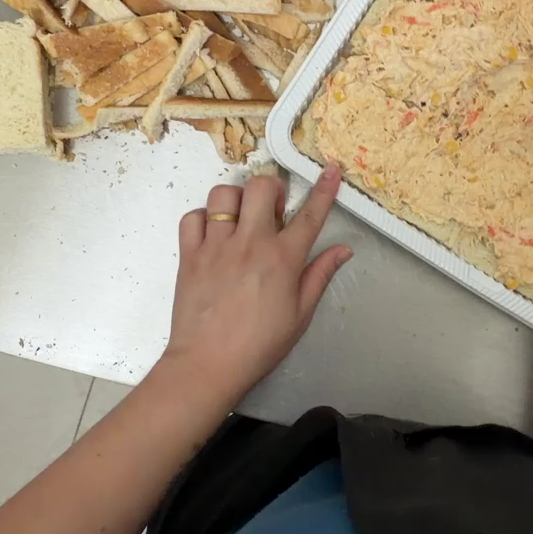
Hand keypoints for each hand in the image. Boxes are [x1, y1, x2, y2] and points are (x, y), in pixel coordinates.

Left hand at [160, 162, 351, 398]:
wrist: (208, 365)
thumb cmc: (260, 344)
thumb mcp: (301, 314)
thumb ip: (320, 276)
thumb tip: (343, 250)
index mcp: (283, 259)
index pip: (310, 214)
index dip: (324, 188)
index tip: (330, 168)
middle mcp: (250, 243)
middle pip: (262, 187)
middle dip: (272, 188)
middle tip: (273, 211)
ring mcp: (216, 246)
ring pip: (224, 194)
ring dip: (237, 200)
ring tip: (241, 219)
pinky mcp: (189, 255)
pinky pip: (193, 217)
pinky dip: (204, 218)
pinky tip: (213, 235)